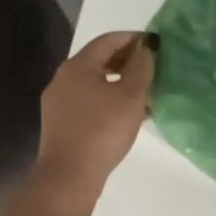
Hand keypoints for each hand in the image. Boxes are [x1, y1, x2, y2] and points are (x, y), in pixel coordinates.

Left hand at [31, 31, 157, 214]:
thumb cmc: (103, 130)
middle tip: (153, 69)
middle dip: (127, 61)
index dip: (134, 38)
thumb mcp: (131, 95)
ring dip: (119, 82)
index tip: (156, 46)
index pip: (109, 39)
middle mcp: (64, 77)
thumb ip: (141, 66)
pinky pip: (88, 99)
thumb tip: (145, 47)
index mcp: (78, 65)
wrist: (68, 177)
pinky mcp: (60, 122)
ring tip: (144, 93)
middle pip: (99, 59)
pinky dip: (108, 98)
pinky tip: (126, 114)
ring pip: (94, 81)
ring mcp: (59, 101)